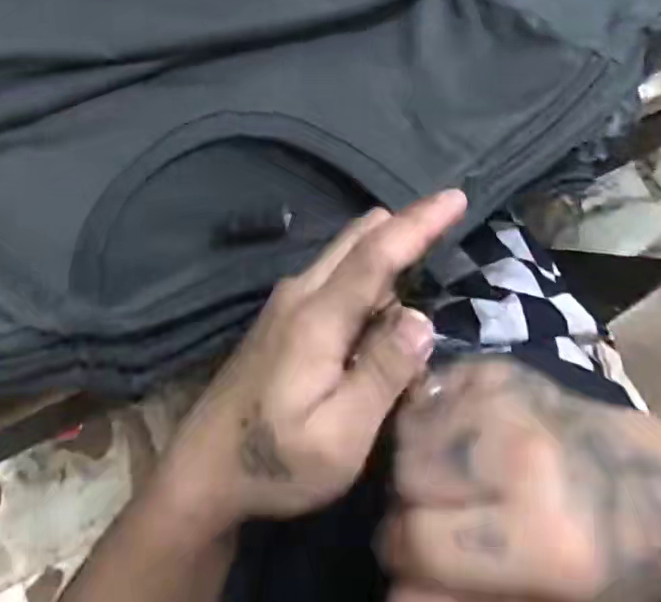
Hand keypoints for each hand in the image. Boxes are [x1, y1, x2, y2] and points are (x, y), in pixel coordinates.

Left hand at [152, 190, 467, 534]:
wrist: (206, 464)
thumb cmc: (275, 460)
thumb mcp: (341, 436)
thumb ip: (382, 374)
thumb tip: (422, 318)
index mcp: (317, 317)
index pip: (376, 255)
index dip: (418, 223)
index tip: (454, 196)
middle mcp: (300, 294)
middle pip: (357, 241)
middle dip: (405, 225)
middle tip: (449, 219)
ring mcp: (286, 302)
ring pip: (342, 254)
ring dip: (385, 247)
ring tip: (427, 254)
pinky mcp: (282, 317)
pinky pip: (332, 276)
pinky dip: (366, 271)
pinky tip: (384, 296)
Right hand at [379, 357, 660, 601]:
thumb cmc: (616, 564)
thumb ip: (464, 595)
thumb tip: (393, 590)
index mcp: (543, 540)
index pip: (419, 540)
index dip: (399, 551)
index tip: (402, 551)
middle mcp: (519, 460)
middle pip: (405, 475)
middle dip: (407, 499)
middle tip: (428, 509)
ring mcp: (507, 403)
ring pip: (408, 426)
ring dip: (411, 453)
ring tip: (439, 471)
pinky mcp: (499, 368)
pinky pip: (426, 389)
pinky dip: (426, 412)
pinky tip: (451, 433)